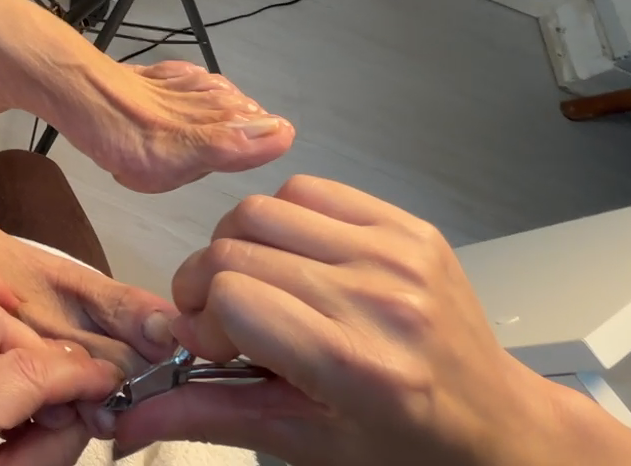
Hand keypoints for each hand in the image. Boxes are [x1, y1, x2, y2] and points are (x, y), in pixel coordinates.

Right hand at [110, 176, 630, 465]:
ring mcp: (398, 255)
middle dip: (208, 284)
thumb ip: (206, 416)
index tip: (213, 344)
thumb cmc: (404, 445)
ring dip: (238, 246)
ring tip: (261, 285)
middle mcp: (384, 302)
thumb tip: (126, 419)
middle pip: (232, 248)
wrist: (504, 428)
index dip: (203, 319)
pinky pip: (300, 189)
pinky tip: (297, 260)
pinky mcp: (405, 225)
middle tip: (226, 320)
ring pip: (256, 211)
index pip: (231, 297)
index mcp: (363, 370)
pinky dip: (280, 219)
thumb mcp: (303, 443)